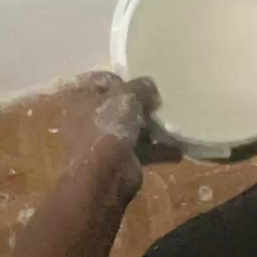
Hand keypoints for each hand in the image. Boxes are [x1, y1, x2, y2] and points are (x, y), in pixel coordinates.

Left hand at [64, 72, 159, 196]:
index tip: (142, 85)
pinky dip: (156, 150)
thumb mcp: (127, 95)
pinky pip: (138, 150)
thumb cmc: (108, 126)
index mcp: (79, 98)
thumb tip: (150, 88)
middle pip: (117, 105)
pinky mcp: (115, 160)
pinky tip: (177, 150)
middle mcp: (85, 119)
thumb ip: (141, 86)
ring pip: (129, 128)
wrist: (103, 176)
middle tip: (158, 104)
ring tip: (171, 124)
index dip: (123, 80)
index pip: (102, 80)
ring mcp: (100, 141)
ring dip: (150, 128)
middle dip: (140, 105)